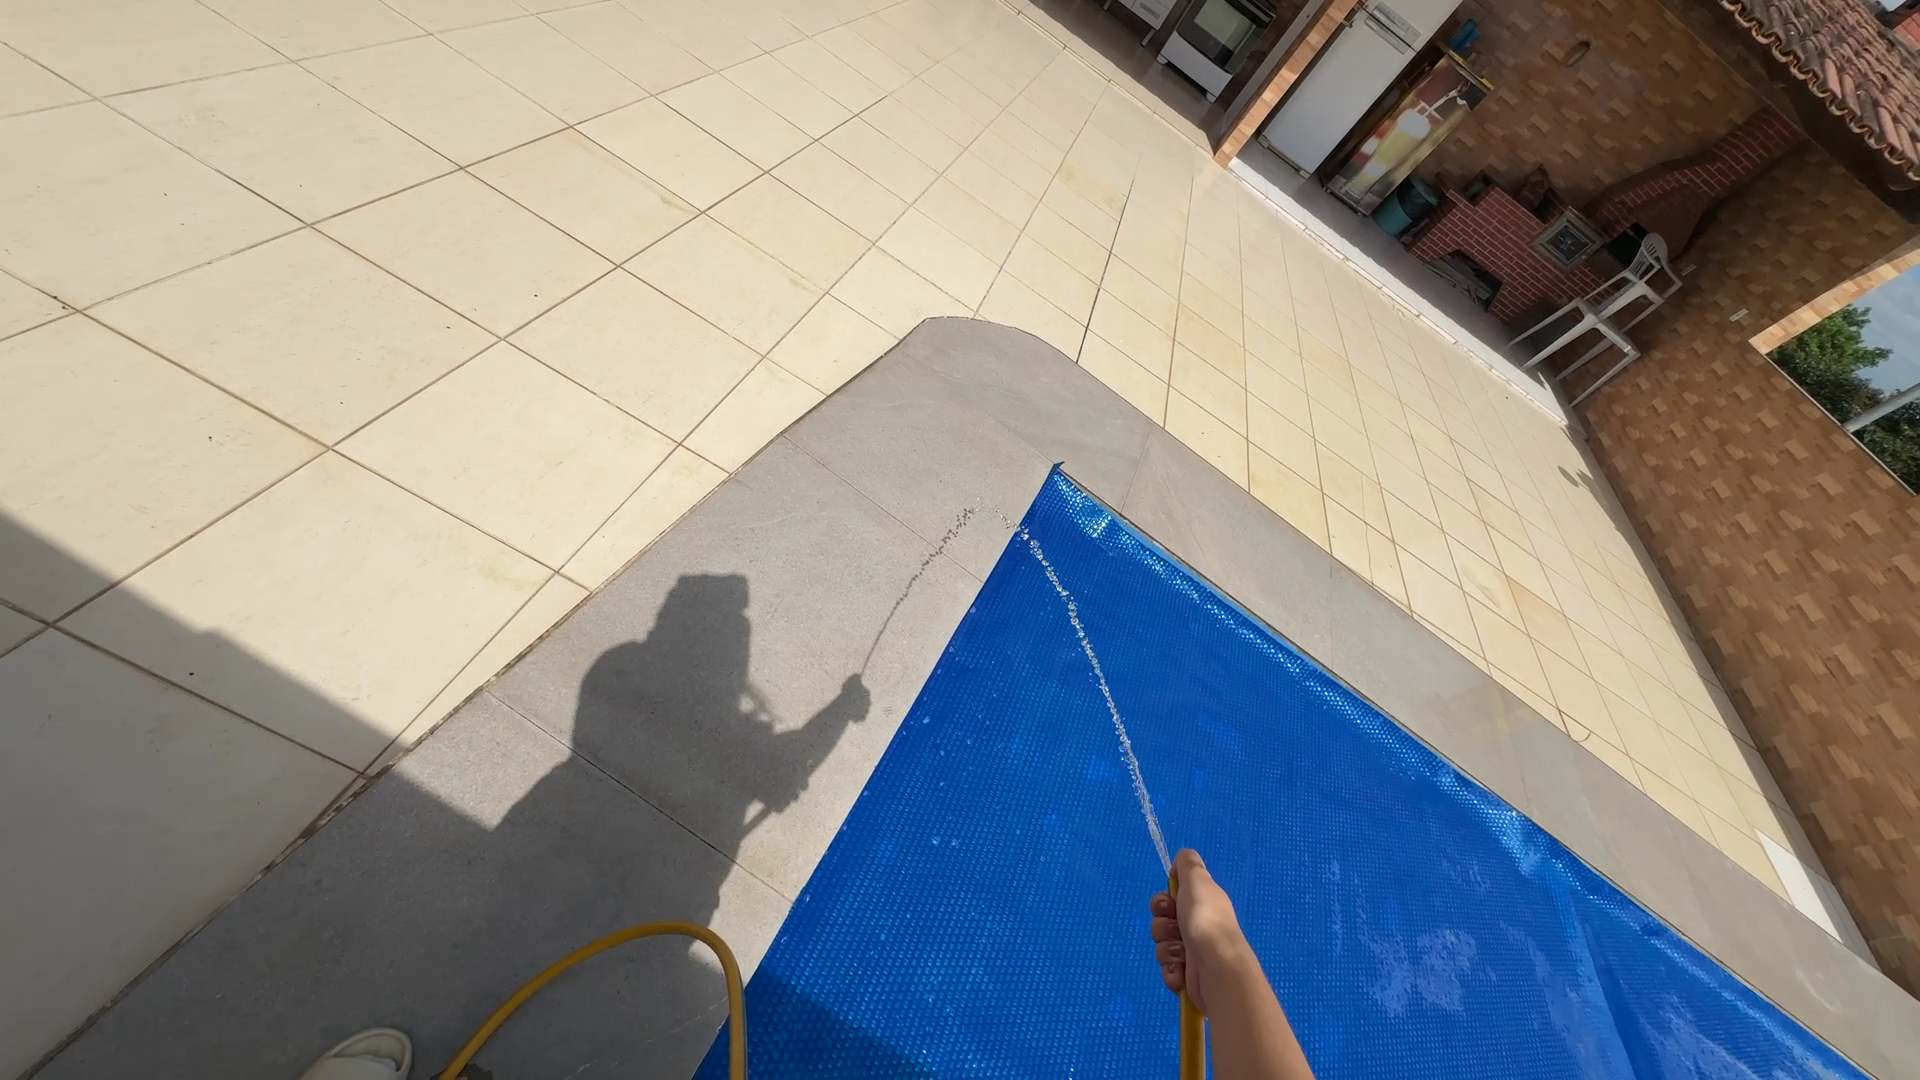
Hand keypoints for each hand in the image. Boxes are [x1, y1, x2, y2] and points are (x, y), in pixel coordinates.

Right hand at [1149, 849, 1250, 1015]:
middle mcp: (1198, 926)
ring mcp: (1194, 953)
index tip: (1167, 904)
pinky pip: (1168, 969)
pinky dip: (1171, 970)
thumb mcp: (1197, 879)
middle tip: (1173, 929)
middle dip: (1161, 926)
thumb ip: (1188, 863)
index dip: (1162, 901)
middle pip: (1162, 922)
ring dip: (1166, 949)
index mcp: (1201, 904)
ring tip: (1180, 954)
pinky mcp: (1189, 977)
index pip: (1170, 899)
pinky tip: (1181, 971)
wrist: (1217, 967)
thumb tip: (1180, 863)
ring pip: (1162, 945)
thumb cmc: (1205, 919)